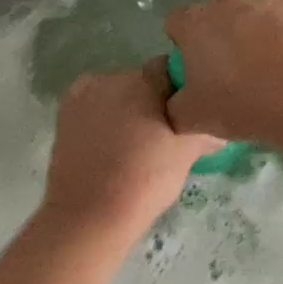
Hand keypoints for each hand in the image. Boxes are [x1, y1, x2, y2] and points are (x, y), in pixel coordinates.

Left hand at [41, 60, 222, 236]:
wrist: (89, 212)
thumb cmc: (145, 179)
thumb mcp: (186, 154)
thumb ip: (203, 130)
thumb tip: (217, 128)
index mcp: (144, 80)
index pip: (169, 70)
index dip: (178, 91)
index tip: (182, 117)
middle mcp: (112, 76)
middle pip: (141, 81)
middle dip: (151, 102)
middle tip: (159, 136)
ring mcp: (85, 92)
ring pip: (115, 94)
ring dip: (125, 109)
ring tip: (130, 146)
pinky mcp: (65, 111)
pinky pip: (93, 106)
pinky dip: (102, 118)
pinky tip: (107, 146)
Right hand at [164, 0, 282, 144]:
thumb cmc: (241, 104)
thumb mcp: (191, 119)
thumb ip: (173, 106)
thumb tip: (177, 101)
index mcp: (195, 22)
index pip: (175, 23)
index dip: (182, 47)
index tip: (196, 72)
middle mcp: (229, 1)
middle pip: (216, 17)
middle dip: (220, 40)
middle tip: (232, 78)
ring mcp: (269, 1)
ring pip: (254, 18)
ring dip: (255, 39)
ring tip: (271, 77)